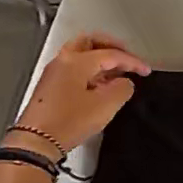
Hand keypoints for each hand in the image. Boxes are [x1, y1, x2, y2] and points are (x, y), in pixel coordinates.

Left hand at [9, 33, 149, 155]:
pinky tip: (100, 84)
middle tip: (127, 56)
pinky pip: (74, 68)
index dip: (132, 61)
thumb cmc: (68, 121)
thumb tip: (125, 83)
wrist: (37, 140)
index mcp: (77, 61)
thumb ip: (123, 88)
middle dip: (112, 46)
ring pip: (80, 54)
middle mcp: (63, 61)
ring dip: (100, 58)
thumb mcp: (106, 105)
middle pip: (90, 42)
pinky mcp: (51, 87)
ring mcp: (54, 73)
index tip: (145, 70)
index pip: (111, 54)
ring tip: (117, 72)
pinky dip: (90, 69)